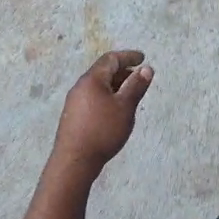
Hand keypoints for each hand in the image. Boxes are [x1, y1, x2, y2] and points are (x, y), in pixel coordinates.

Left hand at [51, 51, 153, 175]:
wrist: (74, 161)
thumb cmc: (103, 130)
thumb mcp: (125, 107)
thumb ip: (136, 86)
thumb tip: (146, 68)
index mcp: (92, 80)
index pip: (111, 59)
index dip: (128, 56)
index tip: (142, 58)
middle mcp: (80, 87)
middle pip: (103, 71)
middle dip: (122, 71)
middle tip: (139, 76)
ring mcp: (74, 102)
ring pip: (97, 86)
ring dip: (115, 85)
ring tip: (129, 94)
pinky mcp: (72, 116)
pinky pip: (92, 97)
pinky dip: (107, 96)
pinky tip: (114, 110)